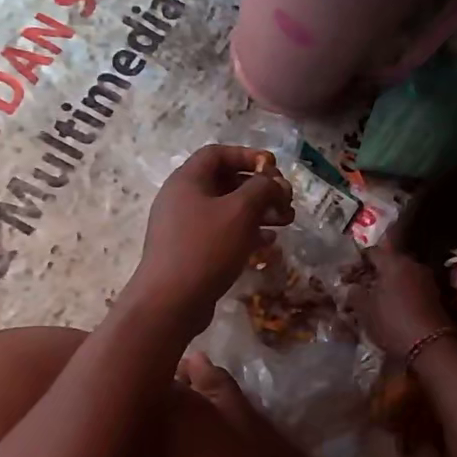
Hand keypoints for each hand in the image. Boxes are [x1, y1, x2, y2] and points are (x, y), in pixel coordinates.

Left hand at [127, 145, 293, 334]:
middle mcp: (182, 200)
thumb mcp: (240, 212)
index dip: (247, 156)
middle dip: (260, 189)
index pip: (217, 154)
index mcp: (187, 180)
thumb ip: (261, 189)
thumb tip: (272, 182)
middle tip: (287, 201)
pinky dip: (247, 235)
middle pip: (226, 183)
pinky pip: (222, 235)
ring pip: (227, 212)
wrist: (170, 301)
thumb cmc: (205, 248)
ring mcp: (185, 228)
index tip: (274, 168)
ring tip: (286, 223)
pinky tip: (269, 245)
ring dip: (259, 213)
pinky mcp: (191, 253)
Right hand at [348, 232, 453, 359]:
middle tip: (358, 287)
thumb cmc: (392, 322)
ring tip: (373, 299)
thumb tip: (350, 287)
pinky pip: (411, 287)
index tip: (346, 275)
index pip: (372, 252)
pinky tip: (390, 306)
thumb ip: (354, 293)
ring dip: (386, 284)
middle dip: (372, 273)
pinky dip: (399, 292)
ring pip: (400, 275)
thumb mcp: (365, 309)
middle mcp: (413, 265)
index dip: (357, 262)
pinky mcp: (434, 295)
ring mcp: (426, 280)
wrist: (430, 345)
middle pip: (388, 262)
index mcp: (394, 262)